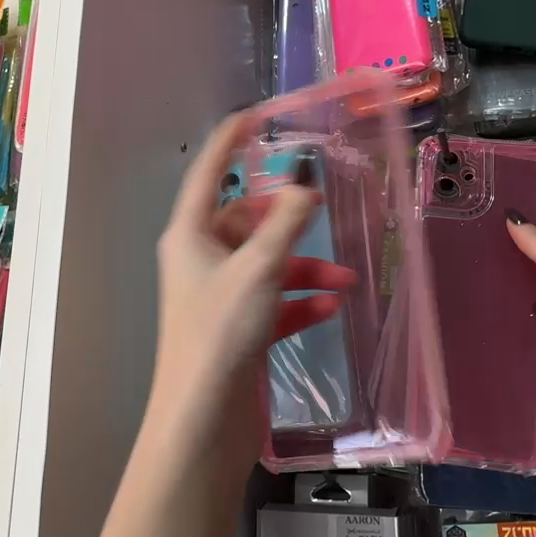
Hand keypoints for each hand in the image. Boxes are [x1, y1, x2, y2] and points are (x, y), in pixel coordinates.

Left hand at [147, 113, 352, 464]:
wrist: (205, 421)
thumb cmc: (222, 331)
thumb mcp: (259, 268)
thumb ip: (285, 223)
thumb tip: (304, 187)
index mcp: (190, 235)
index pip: (208, 172)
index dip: (230, 141)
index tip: (257, 115)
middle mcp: (200, 260)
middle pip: (245, 222)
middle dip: (288, 222)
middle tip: (324, 212)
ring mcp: (218, 296)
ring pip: (266, 265)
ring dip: (305, 269)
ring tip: (346, 282)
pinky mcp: (237, 329)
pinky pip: (273, 302)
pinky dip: (299, 302)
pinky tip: (330, 309)